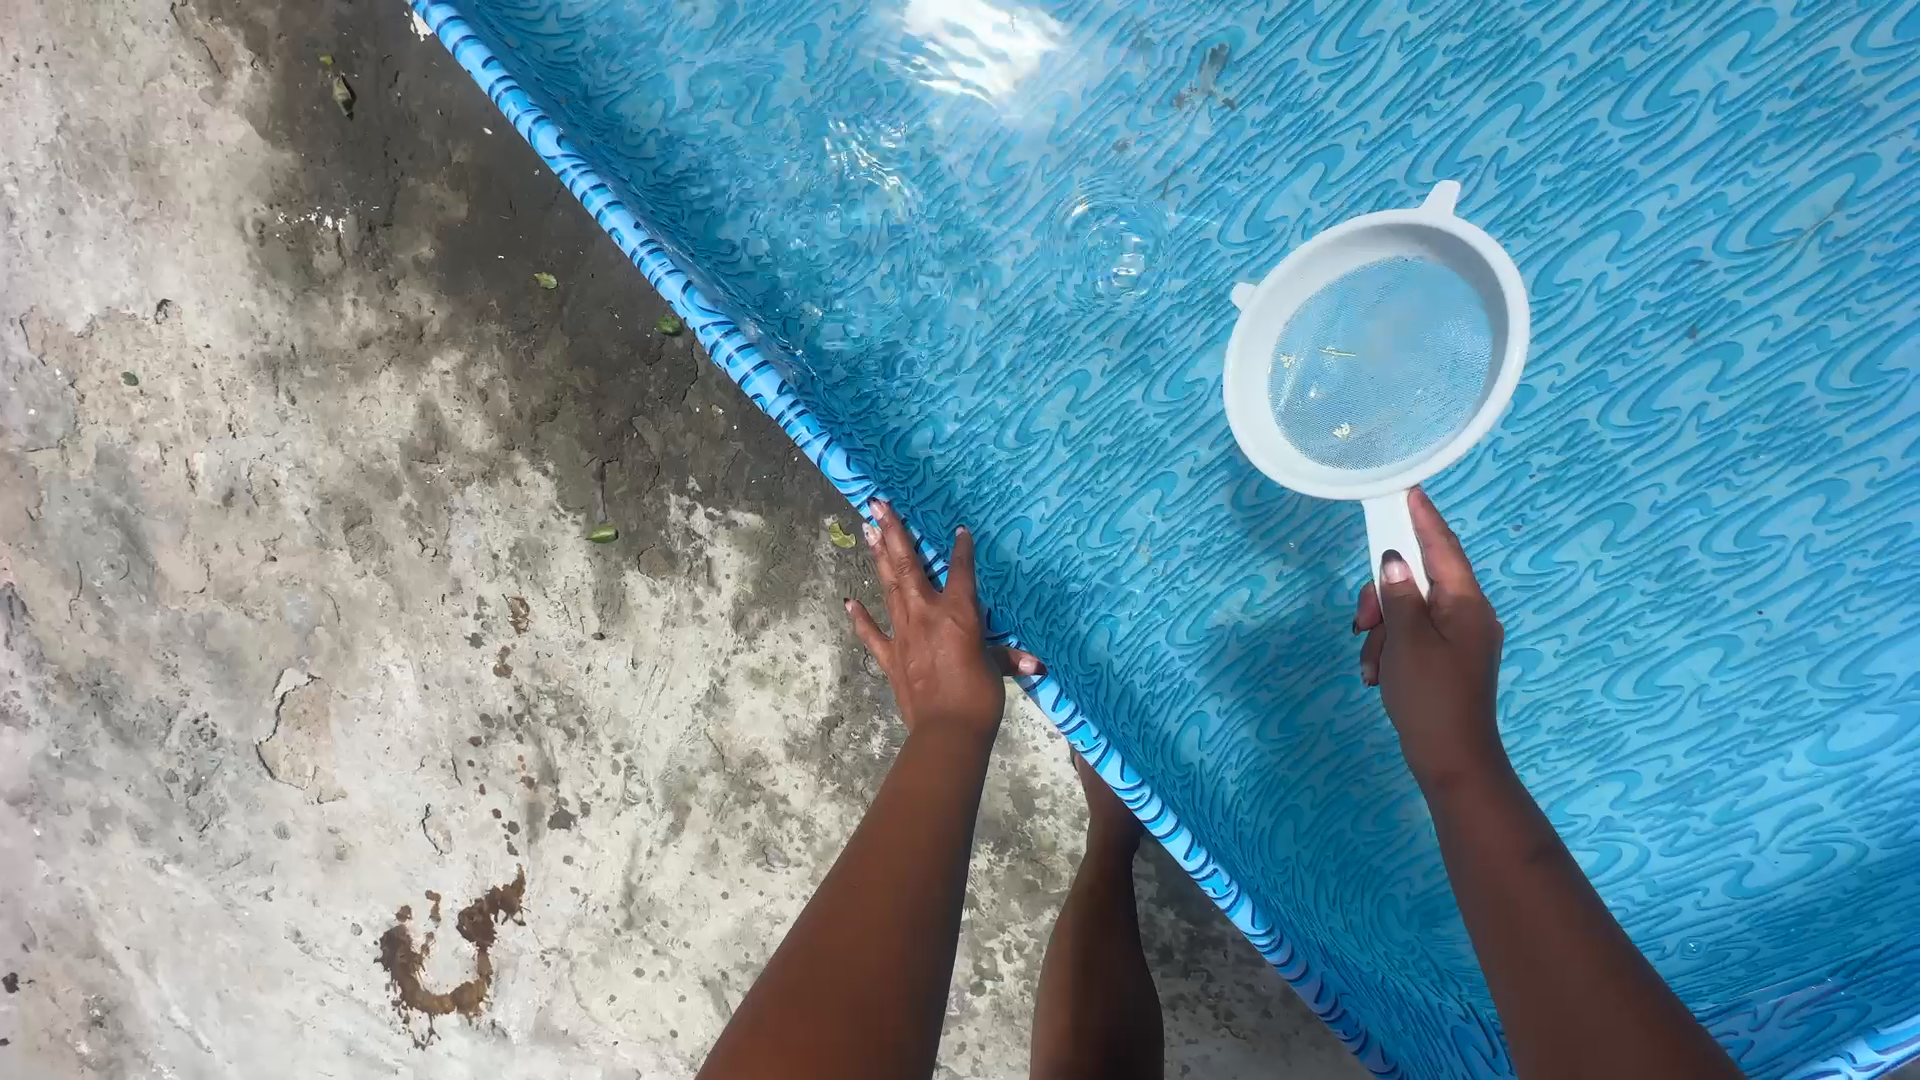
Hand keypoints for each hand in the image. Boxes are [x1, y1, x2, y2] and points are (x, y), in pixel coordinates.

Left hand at [845, 501, 1039, 742]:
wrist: (947, 732)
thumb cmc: (979, 697)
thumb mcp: (997, 671)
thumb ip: (1010, 658)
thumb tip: (1038, 663)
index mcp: (958, 613)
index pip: (961, 571)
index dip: (962, 549)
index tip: (959, 529)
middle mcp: (926, 614)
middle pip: (908, 564)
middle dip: (893, 532)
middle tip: (877, 504)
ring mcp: (902, 633)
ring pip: (889, 586)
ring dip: (878, 556)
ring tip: (866, 528)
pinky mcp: (889, 657)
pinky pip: (871, 632)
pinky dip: (860, 617)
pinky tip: (848, 600)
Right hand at [1352, 488, 1507, 791]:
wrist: (1451, 759)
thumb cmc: (1430, 695)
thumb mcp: (1407, 640)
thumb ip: (1399, 595)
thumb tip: (1395, 560)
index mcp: (1466, 604)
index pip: (1441, 546)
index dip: (1422, 517)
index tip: (1407, 490)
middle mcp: (1468, 613)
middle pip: (1416, 579)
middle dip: (1382, 596)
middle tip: (1362, 622)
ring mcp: (1458, 636)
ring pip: (1405, 608)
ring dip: (1381, 629)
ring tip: (1374, 663)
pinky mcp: (1445, 656)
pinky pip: (1409, 634)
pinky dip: (1389, 647)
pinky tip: (1380, 673)